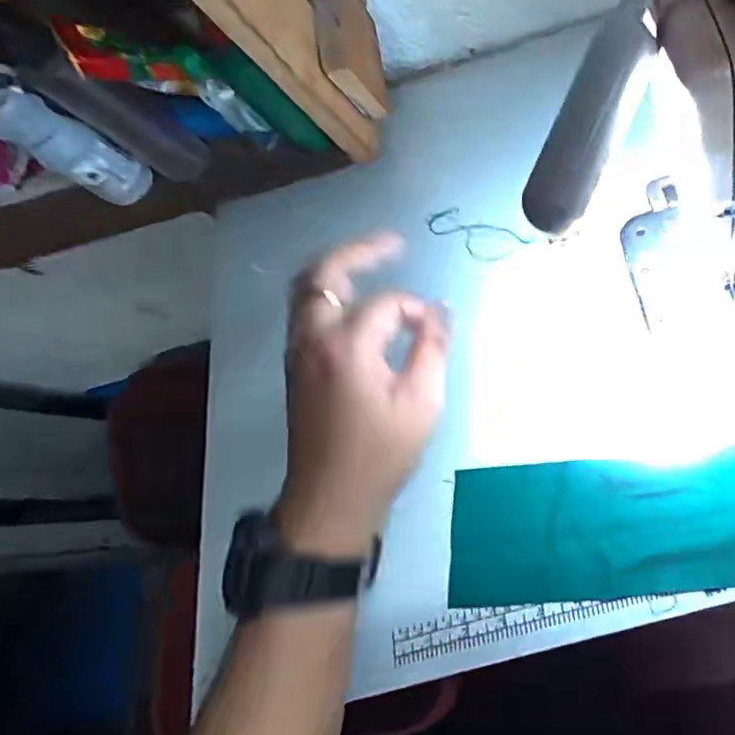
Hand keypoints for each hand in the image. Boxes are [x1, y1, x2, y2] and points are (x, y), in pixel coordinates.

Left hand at [276, 233, 449, 559]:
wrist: (333, 493)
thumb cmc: (384, 450)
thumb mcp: (423, 401)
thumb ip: (432, 349)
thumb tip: (437, 314)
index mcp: (347, 348)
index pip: (386, 305)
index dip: (418, 310)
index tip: (438, 329)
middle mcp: (313, 340)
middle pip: (322, 276)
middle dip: (357, 252)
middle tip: (392, 242)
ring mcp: (297, 352)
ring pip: (306, 292)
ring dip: (337, 271)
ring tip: (371, 261)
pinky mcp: (296, 366)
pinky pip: (306, 313)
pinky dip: (328, 295)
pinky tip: (355, 302)